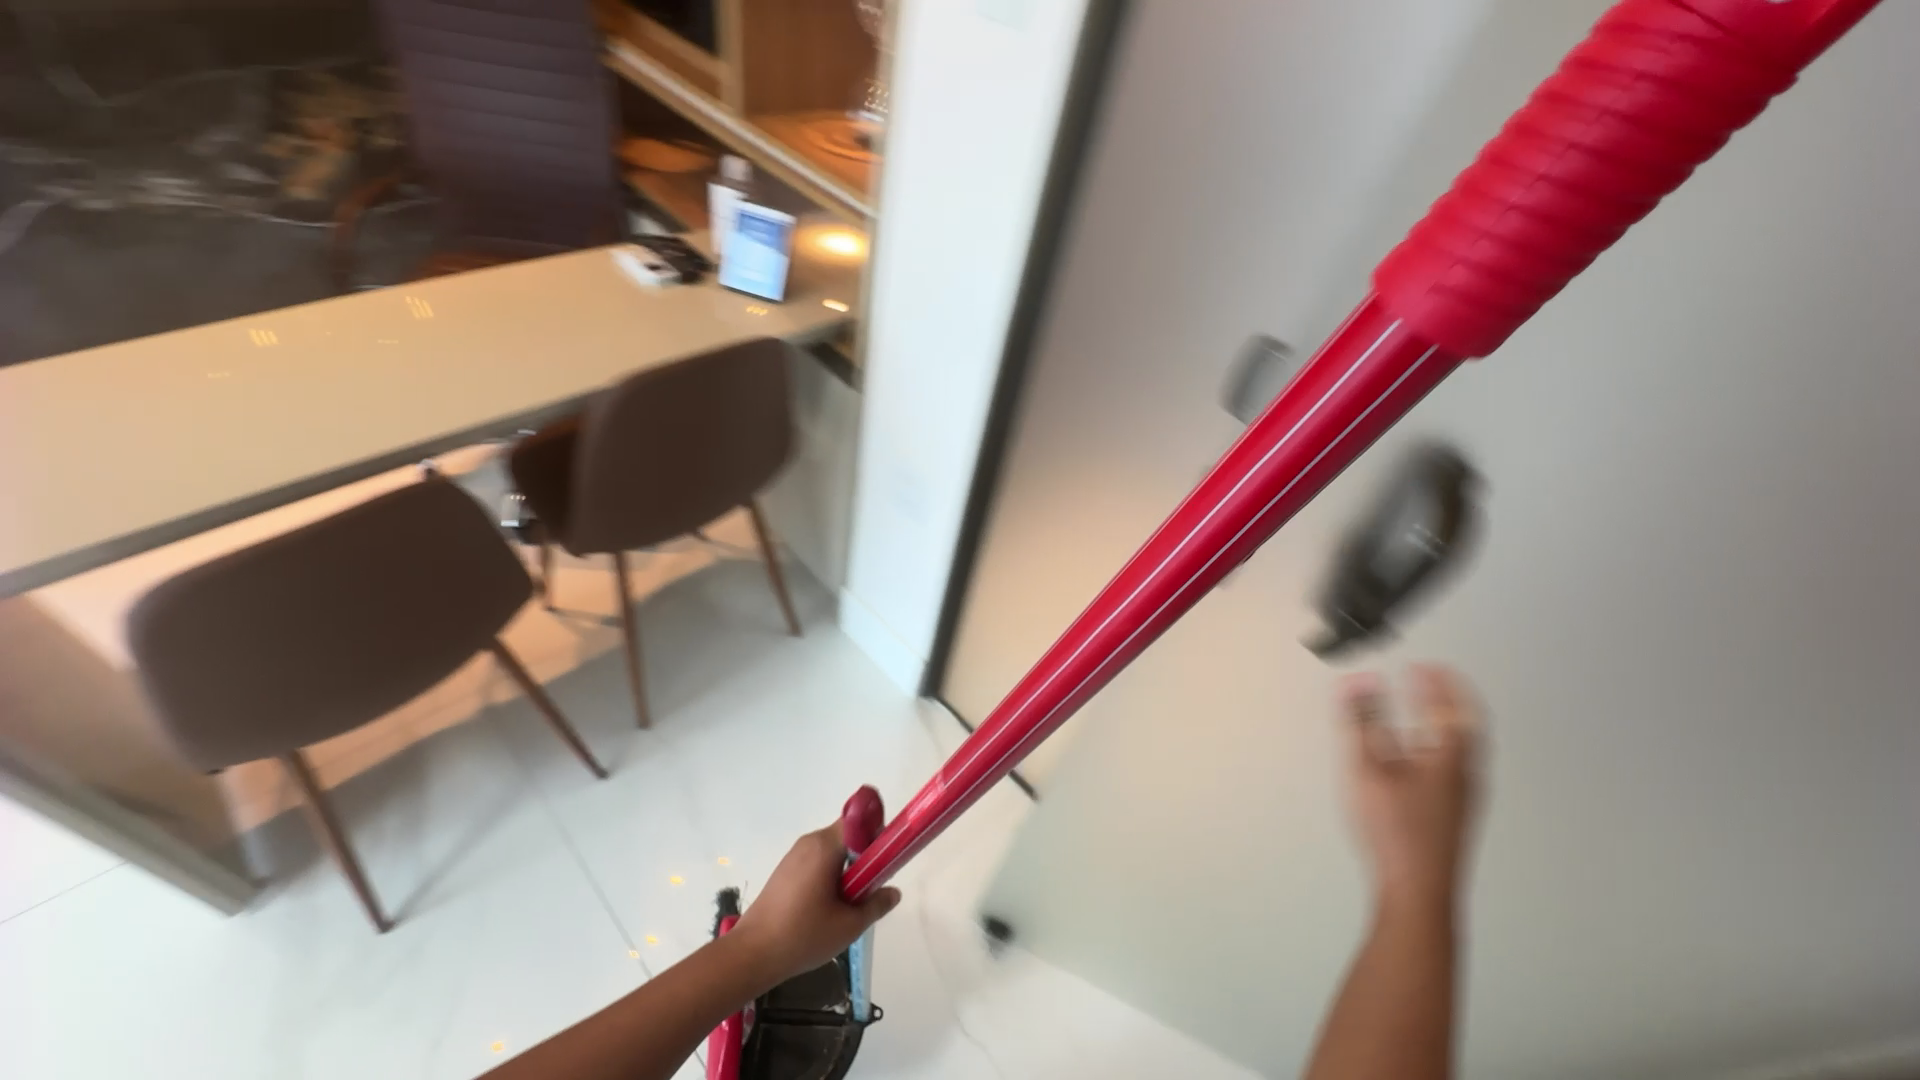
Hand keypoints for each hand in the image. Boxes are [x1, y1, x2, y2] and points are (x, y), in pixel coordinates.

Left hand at [729, 822, 902, 987]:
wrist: (752, 954)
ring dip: (846, 872)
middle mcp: (809, 842)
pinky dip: (829, 878)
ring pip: (833, 853)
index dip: (877, 837)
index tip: (884, 863)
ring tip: (846, 907)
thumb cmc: (803, 936)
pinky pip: (817, 863)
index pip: (859, 822)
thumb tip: (893, 892)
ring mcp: (794, 856)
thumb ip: (876, 904)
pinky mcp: (785, 871)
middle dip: (863, 861)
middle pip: (847, 838)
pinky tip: (826, 909)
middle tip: (868, 892)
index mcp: (824, 846)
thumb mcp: (849, 925)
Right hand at [1339, 665, 1482, 916]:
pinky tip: (1419, 756)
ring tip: (1425, 710)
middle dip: (1447, 698)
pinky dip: (1437, 745)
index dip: (1437, 682)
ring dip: (1444, 722)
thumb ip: (1362, 722)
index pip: (1449, 707)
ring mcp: (1460, 798)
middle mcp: (1463, 774)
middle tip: (1432, 679)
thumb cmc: (1394, 829)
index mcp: (1448, 757)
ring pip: (1460, 748)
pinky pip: (1451, 766)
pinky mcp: (1451, 816)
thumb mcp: (1368, 767)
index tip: (1423, 665)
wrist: (1418, 891)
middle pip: (1464, 726)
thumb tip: (1360, 681)